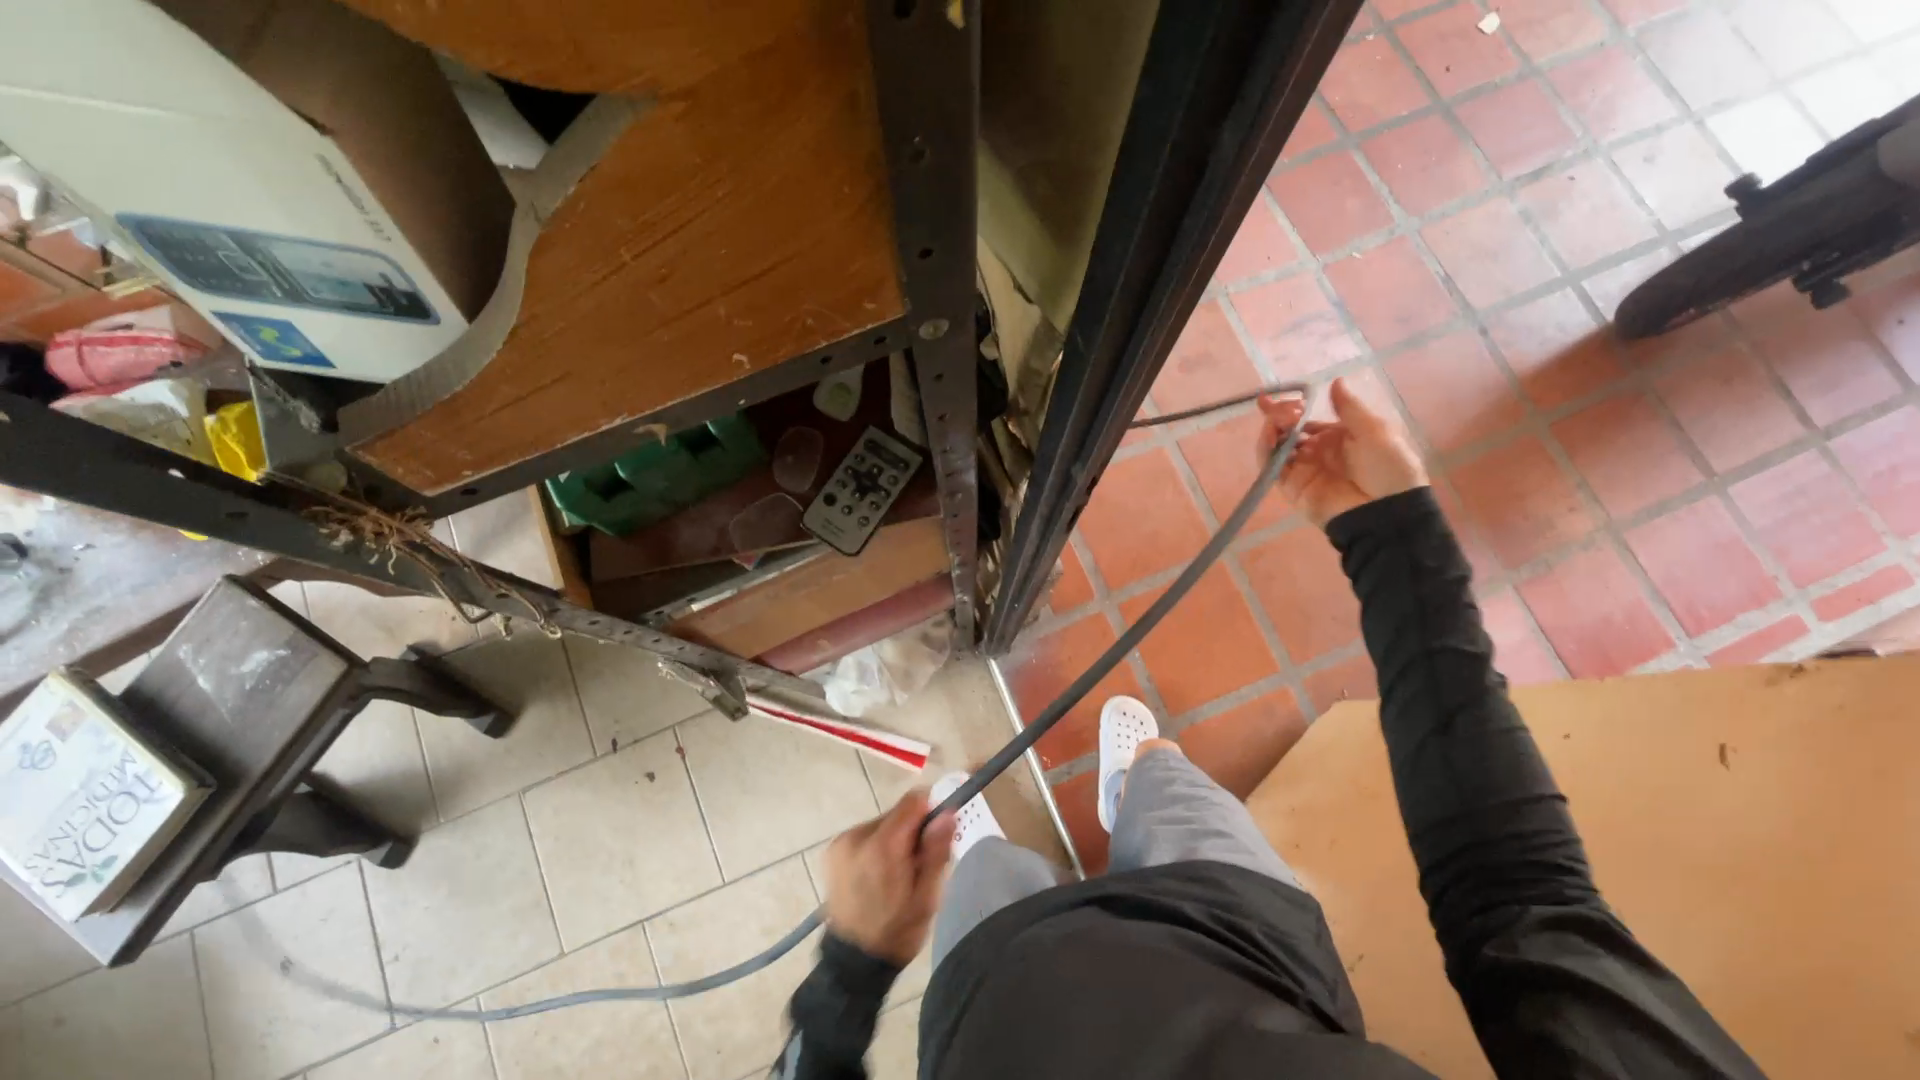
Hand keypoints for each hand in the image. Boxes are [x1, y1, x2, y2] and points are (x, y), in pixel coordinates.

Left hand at [821, 791, 955, 965]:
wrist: (854, 961)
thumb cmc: (897, 931)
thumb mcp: (927, 896)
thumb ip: (936, 851)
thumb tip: (948, 813)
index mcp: (881, 847)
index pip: (913, 801)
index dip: (930, 814)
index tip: (936, 838)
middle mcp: (857, 836)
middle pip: (898, 813)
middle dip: (912, 833)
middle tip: (917, 868)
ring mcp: (841, 842)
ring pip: (883, 824)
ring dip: (895, 840)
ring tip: (896, 876)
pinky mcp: (833, 850)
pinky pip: (867, 835)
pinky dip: (878, 847)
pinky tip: (878, 876)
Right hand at [1257, 377, 1427, 527]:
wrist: (1386, 511)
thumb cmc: (1388, 467)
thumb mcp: (1374, 431)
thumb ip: (1350, 408)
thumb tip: (1335, 381)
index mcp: (1336, 438)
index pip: (1305, 420)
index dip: (1293, 408)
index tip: (1287, 397)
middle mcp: (1316, 452)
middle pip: (1286, 431)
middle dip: (1278, 415)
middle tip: (1275, 406)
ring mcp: (1302, 470)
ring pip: (1275, 447)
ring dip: (1271, 429)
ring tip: (1276, 419)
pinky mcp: (1291, 488)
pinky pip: (1271, 468)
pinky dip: (1265, 450)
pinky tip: (1269, 435)